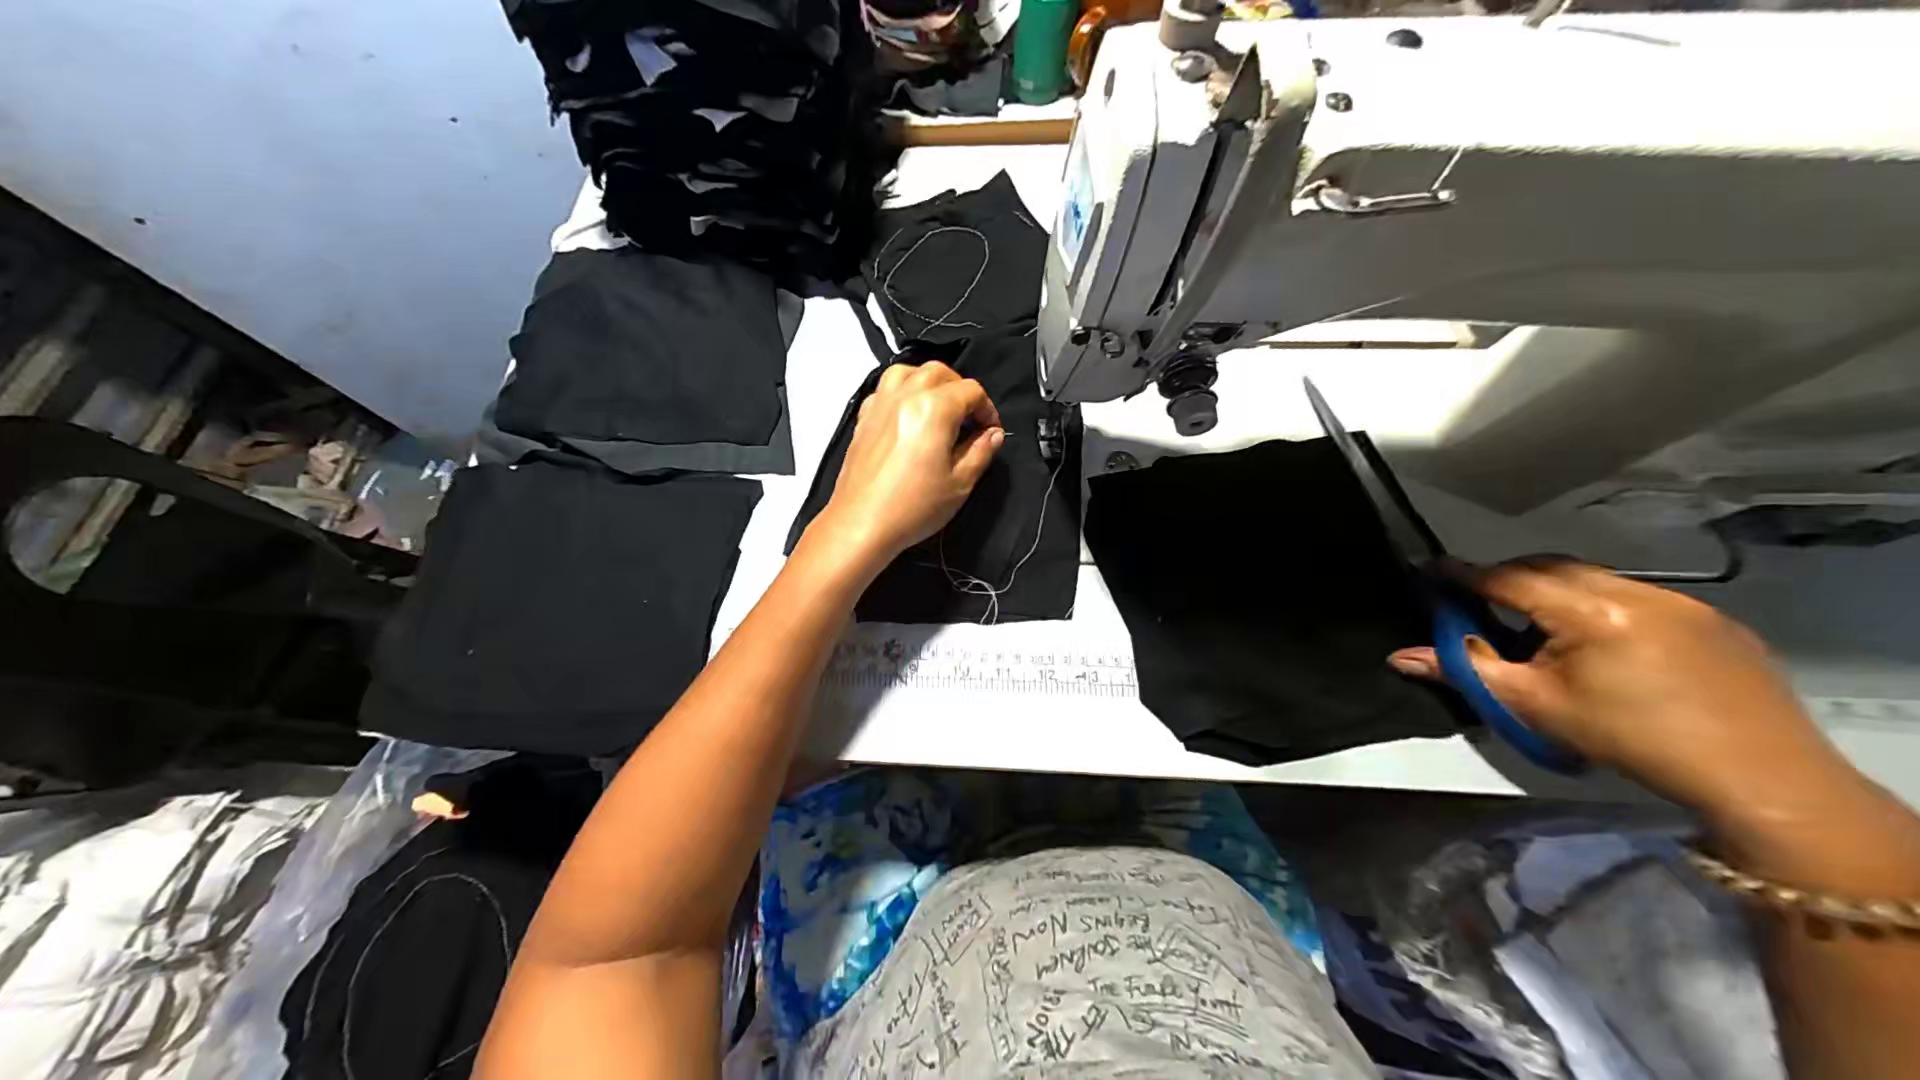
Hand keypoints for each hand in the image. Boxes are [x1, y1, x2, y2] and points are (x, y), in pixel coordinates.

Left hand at [806, 361, 1003, 572]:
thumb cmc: (909, 508)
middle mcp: (905, 397)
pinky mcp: (864, 420)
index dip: (988, 409)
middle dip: (961, 390)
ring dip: (930, 382)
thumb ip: (981, 452)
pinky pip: (885, 390)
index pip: (971, 391)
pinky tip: (910, 416)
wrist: (862, 524)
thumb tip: (992, 435)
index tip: (990, 431)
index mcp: (934, 409)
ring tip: (940, 408)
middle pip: (940, 372)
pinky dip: (903, 392)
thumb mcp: (960, 483)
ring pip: (909, 372)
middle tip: (970, 419)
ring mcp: (881, 405)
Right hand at [1388, 559, 1841, 812]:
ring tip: (1537, 627)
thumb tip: (1400, 657)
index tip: (1429, 570)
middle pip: (1550, 566)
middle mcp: (1637, 591)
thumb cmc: (1630, 739)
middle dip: (1507, 577)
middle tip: (1478, 602)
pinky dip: (1599, 605)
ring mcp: (1683, 602)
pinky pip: (1636, 595)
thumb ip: (1466, 670)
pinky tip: (1600, 644)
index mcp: (1590, 610)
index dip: (1462, 573)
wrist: (1761, 779)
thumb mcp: (1534, 705)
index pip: (1507, 578)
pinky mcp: (1713, 620)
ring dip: (1555, 591)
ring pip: (1594, 578)